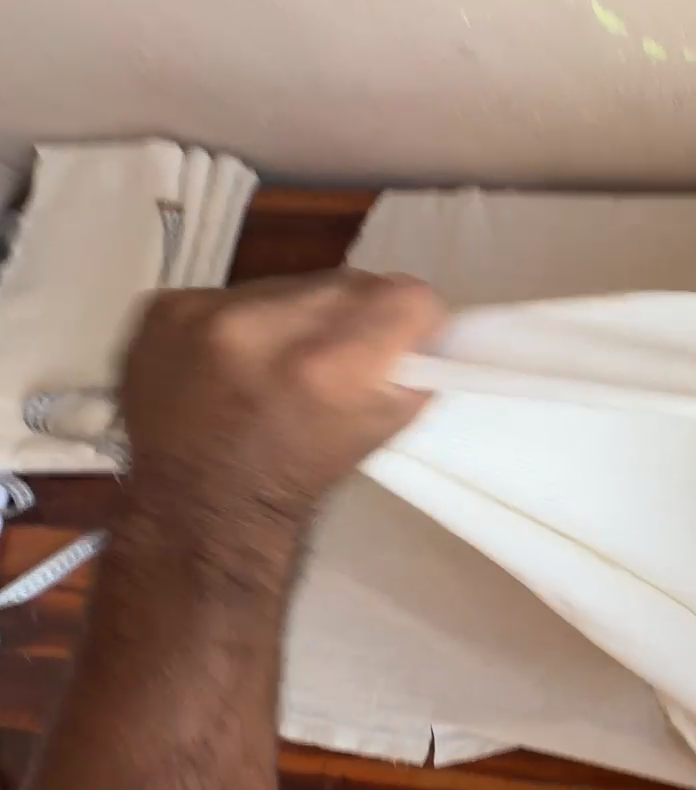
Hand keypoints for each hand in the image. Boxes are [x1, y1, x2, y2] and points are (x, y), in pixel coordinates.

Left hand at [118, 270, 441, 532]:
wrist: (202, 498)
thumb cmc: (308, 470)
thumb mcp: (388, 428)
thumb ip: (413, 373)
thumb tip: (427, 334)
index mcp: (333, 368)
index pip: (408, 297)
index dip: (422, 318)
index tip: (417, 337)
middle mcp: (265, 328)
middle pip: (357, 282)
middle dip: (371, 313)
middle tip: (361, 348)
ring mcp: (206, 312)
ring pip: (302, 281)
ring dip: (316, 311)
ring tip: (299, 353)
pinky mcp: (166, 304)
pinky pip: (244, 290)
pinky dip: (261, 317)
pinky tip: (250, 355)